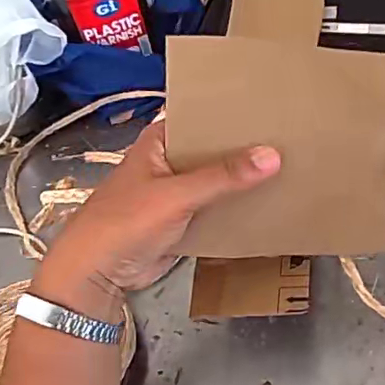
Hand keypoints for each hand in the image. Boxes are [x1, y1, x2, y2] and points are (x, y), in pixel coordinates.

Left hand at [37, 119, 279, 317]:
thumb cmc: (124, 223)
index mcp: (161, 140)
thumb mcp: (176, 195)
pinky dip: (235, 206)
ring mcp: (177, 191)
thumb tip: (272, 155)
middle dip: (245, 149)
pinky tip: (266, 201)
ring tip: (286, 167)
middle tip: (288, 139)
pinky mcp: (184, 219)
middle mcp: (170, 160)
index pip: (203, 117)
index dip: (234, 114)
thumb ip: (224, 176)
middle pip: (214, 150)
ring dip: (242, 180)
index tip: (271, 110)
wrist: (96, 274)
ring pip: (217, 180)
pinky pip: (216, 207)